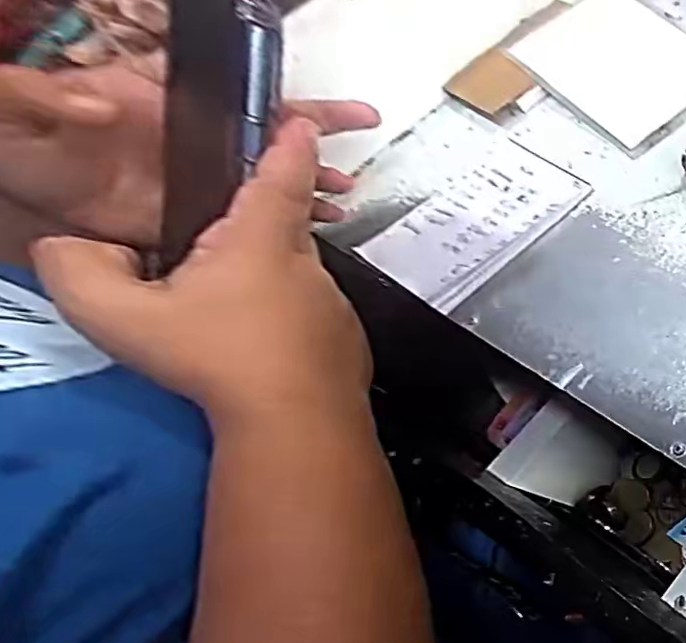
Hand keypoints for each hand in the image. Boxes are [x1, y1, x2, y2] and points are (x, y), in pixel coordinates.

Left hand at [0, 61, 374, 244]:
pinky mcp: (214, 216)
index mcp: (151, 100)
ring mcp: (208, 178)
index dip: (263, 84)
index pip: (219, 85)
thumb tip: (92, 101)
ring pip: (275, 173)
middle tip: (358, 120)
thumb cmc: (19, 141)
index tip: (301, 90)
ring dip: (313, 177)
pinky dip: (298, 221)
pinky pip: (267, 218)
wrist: (29, 194)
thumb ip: (42, 94)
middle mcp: (193, 138)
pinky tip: (320, 221)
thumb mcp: (15, 104)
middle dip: (313, 126)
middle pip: (265, 127)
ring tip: (342, 182)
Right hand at [32, 119, 372, 425]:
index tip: (306, 126)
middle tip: (198, 269)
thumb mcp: (108, 306)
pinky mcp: (350, 343)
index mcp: (262, 247)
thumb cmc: (216, 360)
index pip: (277, 183)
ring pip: (290, 282)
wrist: (300, 422)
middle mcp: (312, 273)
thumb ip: (79, 262)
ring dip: (256, 289)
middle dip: (237, 239)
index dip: (288, 150)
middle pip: (273, 237)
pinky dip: (280, 324)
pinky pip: (308, 318)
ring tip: (221, 323)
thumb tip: (98, 253)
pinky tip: (254, 349)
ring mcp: (339, 311)